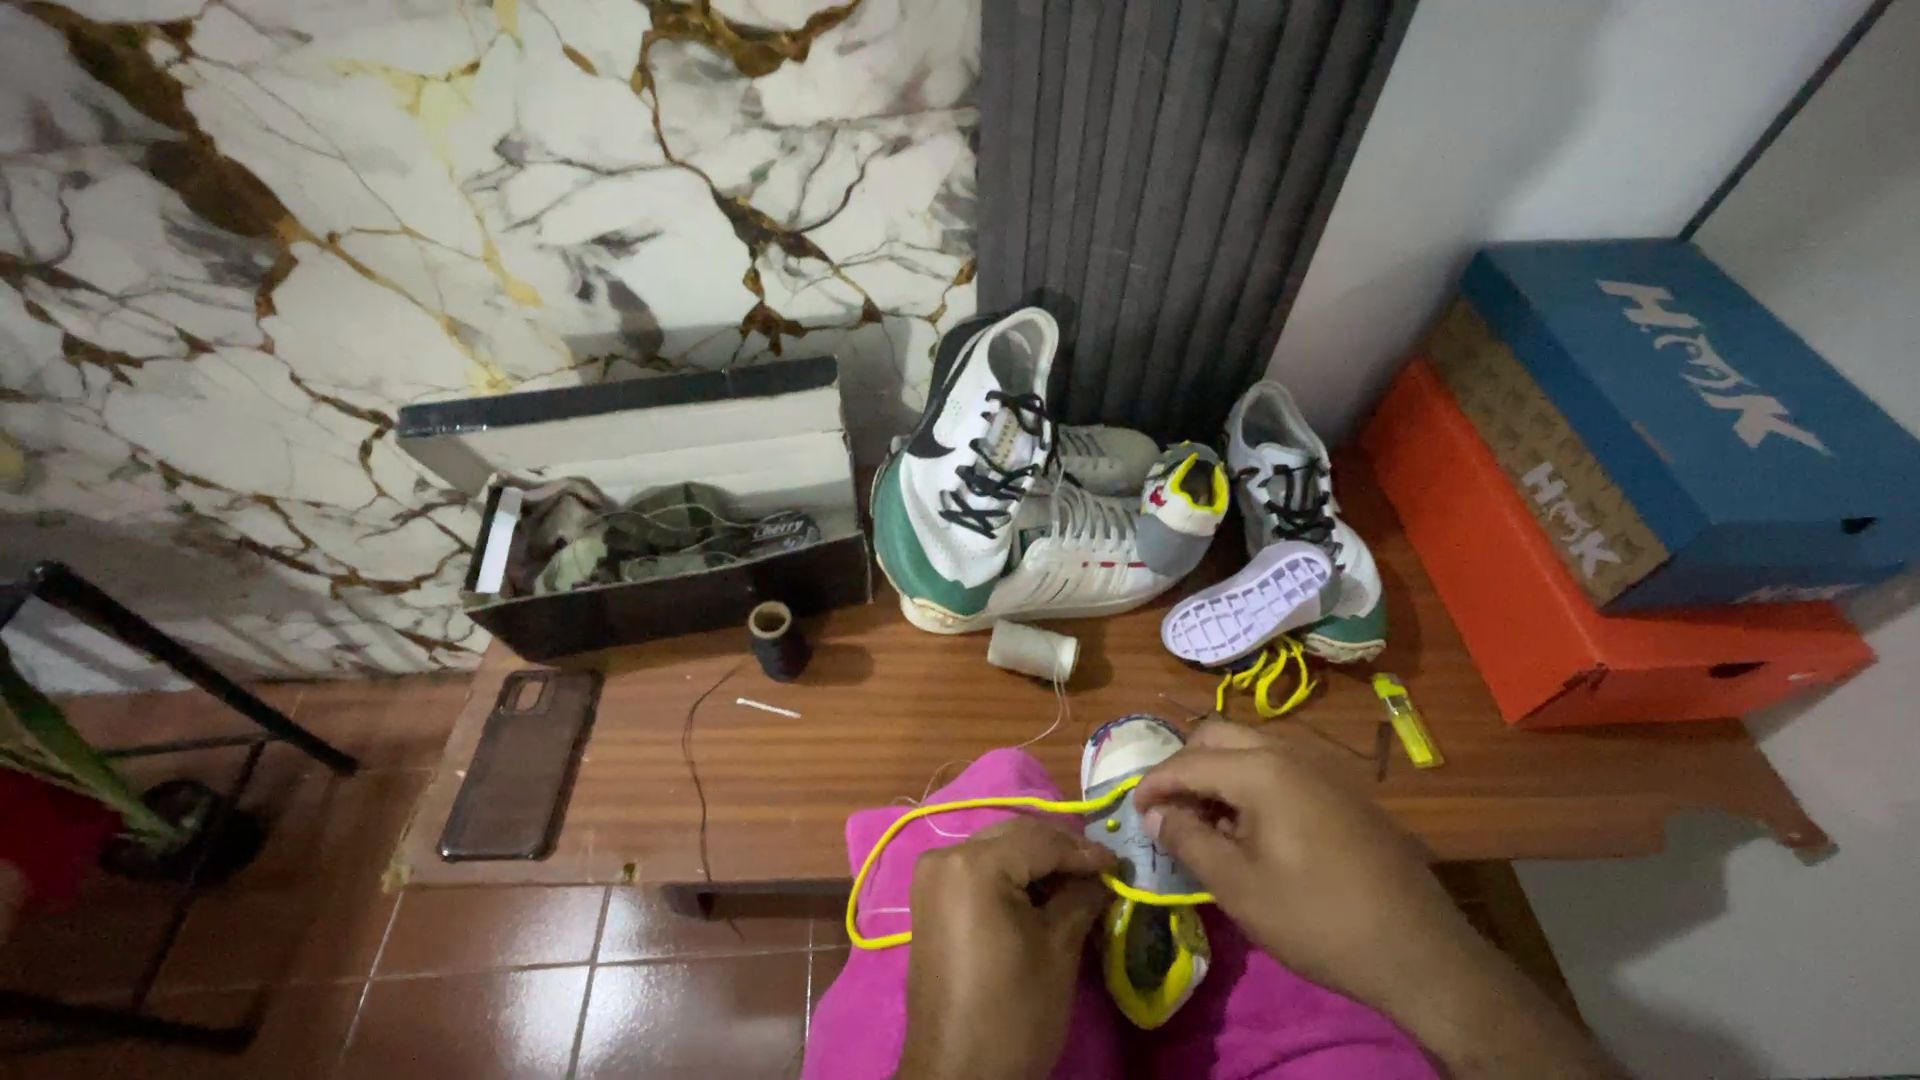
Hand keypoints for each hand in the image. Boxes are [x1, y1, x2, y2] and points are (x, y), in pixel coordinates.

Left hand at [895, 816, 1116, 1079]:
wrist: (956, 1075)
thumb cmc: (1014, 1012)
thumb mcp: (1058, 949)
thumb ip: (1082, 897)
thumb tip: (1105, 874)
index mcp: (974, 864)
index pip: (1041, 840)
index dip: (1084, 851)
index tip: (1120, 864)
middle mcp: (945, 855)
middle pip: (1015, 836)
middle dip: (1060, 851)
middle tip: (1102, 870)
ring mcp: (932, 876)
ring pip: (997, 849)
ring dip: (1036, 861)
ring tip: (1078, 882)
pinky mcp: (930, 898)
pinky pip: (978, 869)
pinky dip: (1011, 875)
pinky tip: (1042, 893)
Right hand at [1133, 721, 1619, 1079]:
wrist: (1420, 951)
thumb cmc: (1317, 918)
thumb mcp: (1238, 886)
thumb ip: (1188, 840)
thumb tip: (1157, 815)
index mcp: (1261, 770)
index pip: (1187, 761)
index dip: (1153, 785)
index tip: (1134, 812)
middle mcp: (1291, 753)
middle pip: (1218, 735)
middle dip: (1185, 765)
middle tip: (1170, 809)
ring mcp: (1322, 768)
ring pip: (1251, 747)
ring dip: (1218, 772)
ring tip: (1206, 821)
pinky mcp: (1342, 790)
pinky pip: (1280, 767)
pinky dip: (1250, 782)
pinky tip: (1251, 828)